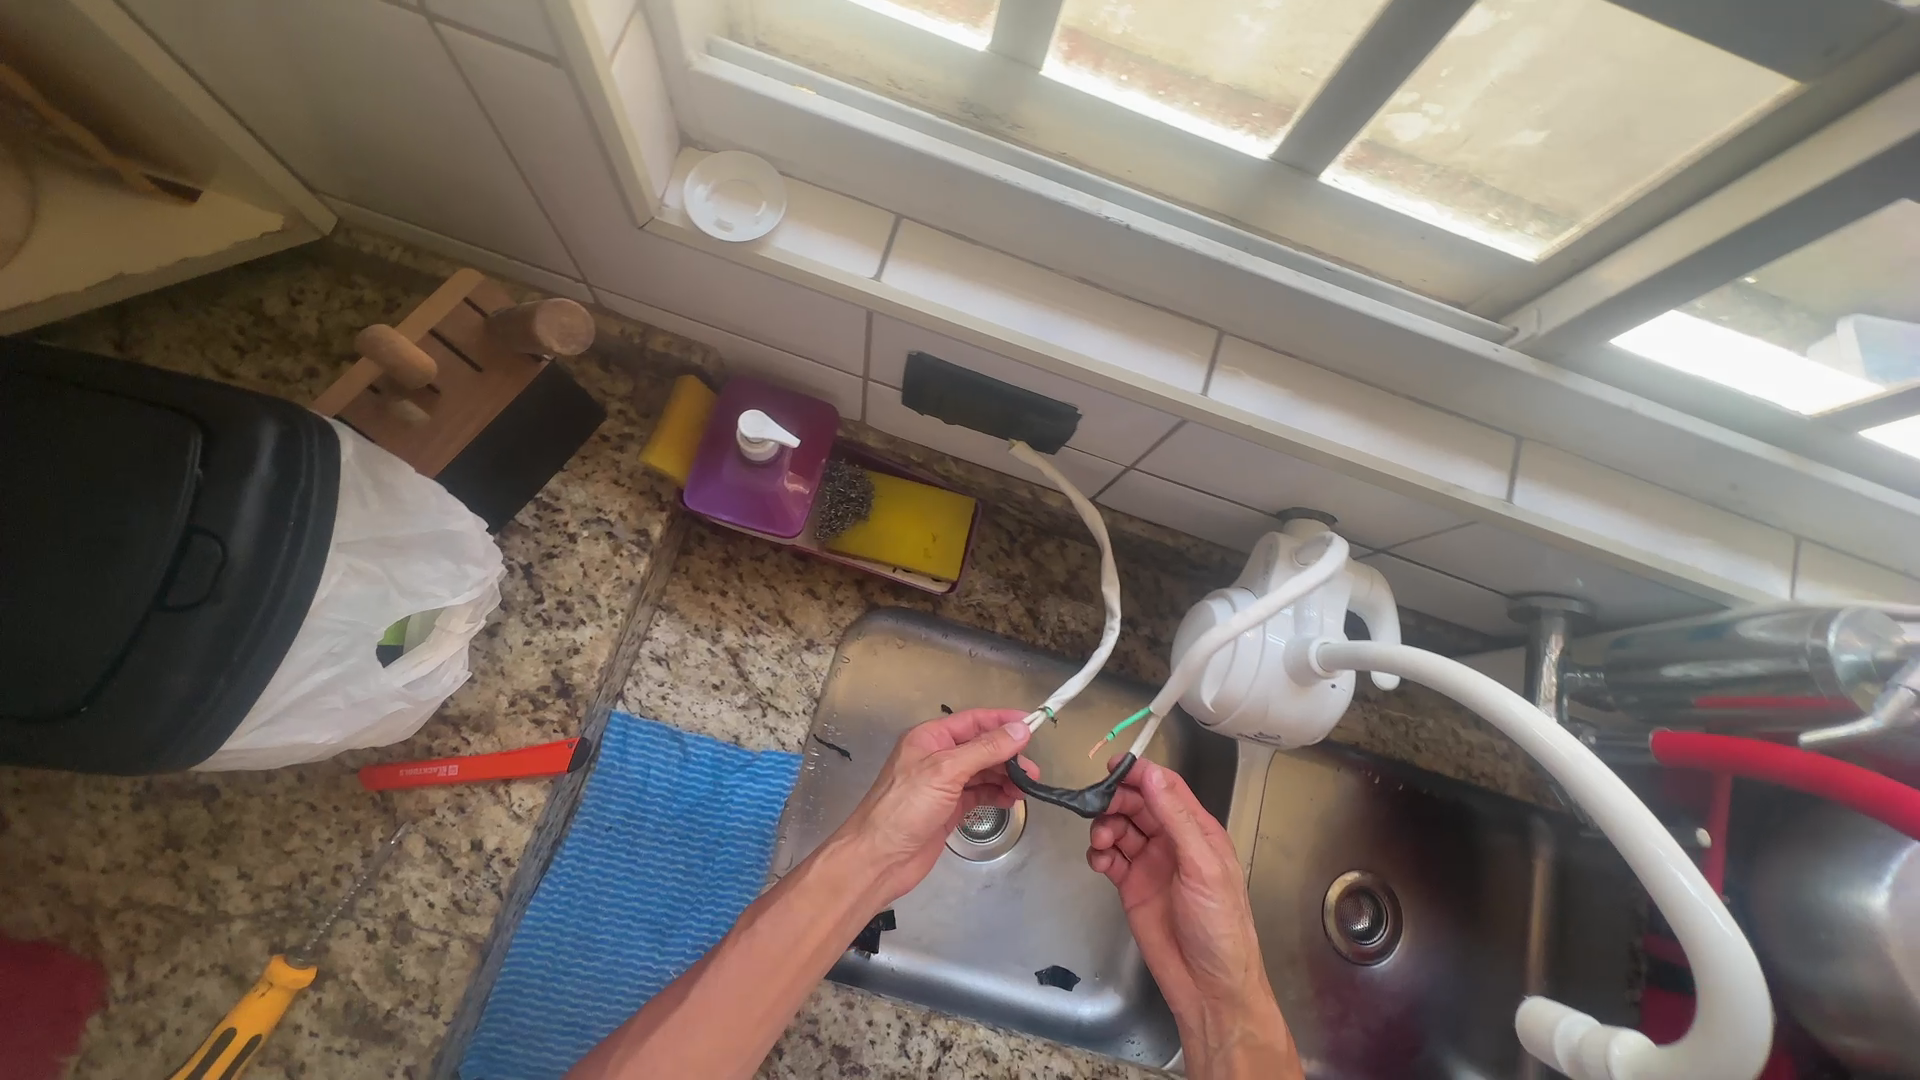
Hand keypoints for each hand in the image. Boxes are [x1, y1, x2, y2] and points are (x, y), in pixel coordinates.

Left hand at [831, 709, 1035, 905]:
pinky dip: (996, 794)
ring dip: (1005, 777)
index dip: (1003, 721)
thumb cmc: (904, 808)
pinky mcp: (948, 809)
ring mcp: (942, 784)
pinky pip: (978, 794)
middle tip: (1032, 769)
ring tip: (1026, 787)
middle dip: (1008, 754)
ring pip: (982, 772)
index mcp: (930, 738)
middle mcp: (937, 757)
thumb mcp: (946, 770)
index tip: (1033, 724)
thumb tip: (1019, 730)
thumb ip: (985, 749)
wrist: (879, 859)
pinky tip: (1011, 799)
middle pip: (981, 747)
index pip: (973, 721)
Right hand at [1087, 759, 1298, 1078]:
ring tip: (1101, 840)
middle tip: (1098, 805)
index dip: (1141, 773)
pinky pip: (1109, 856)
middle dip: (1116, 799)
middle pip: (1138, 804)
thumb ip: (1176, 818)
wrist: (1209, 989)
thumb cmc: (1220, 927)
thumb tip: (1152, 774)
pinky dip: (1099, 853)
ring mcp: (1150, 863)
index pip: (1166, 788)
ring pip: (1120, 827)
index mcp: (1197, 831)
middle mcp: (1172, 841)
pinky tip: (1099, 861)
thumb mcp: (1203, 867)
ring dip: (1105, 825)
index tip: (1113, 766)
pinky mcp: (1131, 885)